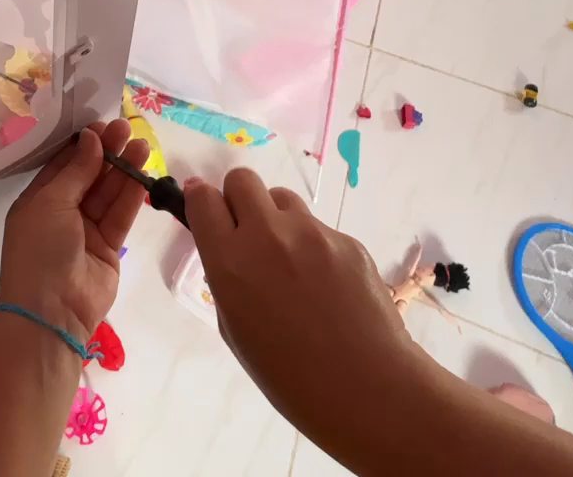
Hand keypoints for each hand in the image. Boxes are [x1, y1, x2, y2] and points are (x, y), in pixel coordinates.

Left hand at [0, 120, 150, 341]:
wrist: (51, 313)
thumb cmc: (39, 250)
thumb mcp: (51, 203)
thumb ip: (76, 171)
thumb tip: (91, 138)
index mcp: (38, 199)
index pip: (62, 163)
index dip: (83, 143)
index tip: (102, 123)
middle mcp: (62, 211)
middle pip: (89, 174)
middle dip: (107, 151)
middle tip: (127, 127)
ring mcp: (86, 229)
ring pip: (108, 191)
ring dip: (124, 168)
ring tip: (143, 143)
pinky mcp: (109, 246)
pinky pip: (121, 214)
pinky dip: (132, 193)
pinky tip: (143, 171)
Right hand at [185, 169, 429, 435]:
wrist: (372, 392)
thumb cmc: (290, 378)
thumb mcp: (235, 330)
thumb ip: (226, 279)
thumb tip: (231, 251)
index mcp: (231, 261)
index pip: (202, 197)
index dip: (200, 201)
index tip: (207, 213)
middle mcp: (267, 234)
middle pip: (241, 179)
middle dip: (238, 199)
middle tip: (248, 233)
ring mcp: (312, 233)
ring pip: (282, 198)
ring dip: (277, 219)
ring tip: (292, 263)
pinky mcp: (347, 240)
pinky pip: (318, 228)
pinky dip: (314, 247)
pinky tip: (329, 287)